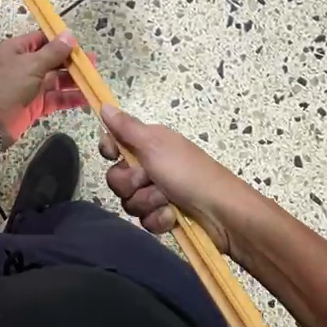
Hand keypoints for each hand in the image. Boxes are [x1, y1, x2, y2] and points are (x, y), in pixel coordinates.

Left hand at [0, 30, 88, 145]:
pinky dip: (70, 99)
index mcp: (19, 50)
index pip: (43, 40)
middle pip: (53, 61)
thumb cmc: (6, 85)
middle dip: (72, 62)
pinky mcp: (35, 106)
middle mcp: (25, 66)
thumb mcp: (31, 64)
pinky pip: (56, 99)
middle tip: (93, 64)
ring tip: (94, 81)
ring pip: (56, 81)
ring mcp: (30, 87)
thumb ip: (53, 52)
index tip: (80, 45)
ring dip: (74, 81)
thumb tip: (70, 35)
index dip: (61, 41)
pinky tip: (85, 98)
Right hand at [99, 105, 259, 253]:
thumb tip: (104, 104)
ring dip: (148, 202)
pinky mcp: (164, 216)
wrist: (222, 213)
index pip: (115, 143)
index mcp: (149, 143)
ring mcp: (157, 192)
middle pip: (117, 177)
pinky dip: (158, 219)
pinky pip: (145, 221)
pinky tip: (172, 217)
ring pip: (130, 201)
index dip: (110, 150)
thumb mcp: (154, 144)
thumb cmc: (188, 172)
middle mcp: (151, 165)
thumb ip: (126, 127)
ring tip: (167, 201)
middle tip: (151, 180)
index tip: (114, 154)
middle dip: (132, 183)